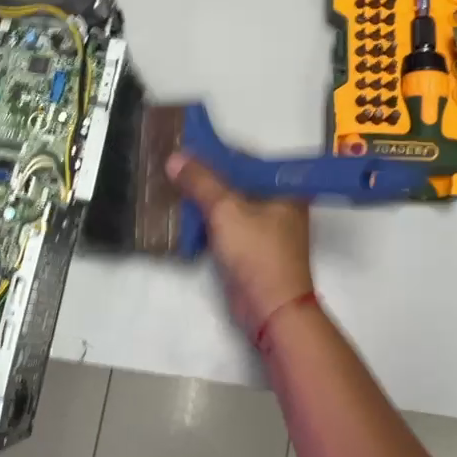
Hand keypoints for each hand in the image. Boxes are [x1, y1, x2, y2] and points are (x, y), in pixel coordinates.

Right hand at [167, 152, 315, 334]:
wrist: (272, 309)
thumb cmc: (257, 253)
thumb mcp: (226, 210)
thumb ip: (200, 182)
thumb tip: (175, 157)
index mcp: (284, 187)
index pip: (247, 158)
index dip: (216, 152)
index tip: (185, 147)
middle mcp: (279, 202)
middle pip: (237, 181)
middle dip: (206, 176)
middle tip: (173, 166)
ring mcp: (265, 227)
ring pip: (230, 203)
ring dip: (204, 198)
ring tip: (172, 185)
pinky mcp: (251, 248)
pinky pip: (226, 224)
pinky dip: (207, 219)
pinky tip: (183, 214)